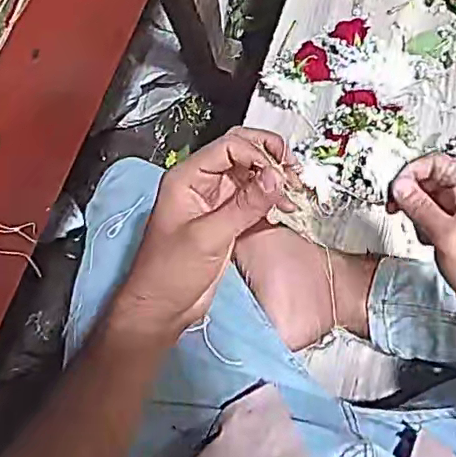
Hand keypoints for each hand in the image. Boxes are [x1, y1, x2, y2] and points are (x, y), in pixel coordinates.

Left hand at [107, 128, 296, 344]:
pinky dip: (273, 197)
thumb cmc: (168, 274)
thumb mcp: (209, 236)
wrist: (162, 309)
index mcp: (187, 177)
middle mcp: (203, 182)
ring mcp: (217, 199)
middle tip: (292, 169)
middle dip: (270, 156)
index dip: (257, 154)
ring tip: (294, 189)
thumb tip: (275, 177)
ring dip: (275, 177)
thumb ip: (245, 205)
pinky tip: (286, 206)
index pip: (229, 146)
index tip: (278, 173)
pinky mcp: (229, 217)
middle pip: (241, 150)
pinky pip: (255, 196)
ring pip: (252, 172)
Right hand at [388, 153, 455, 344]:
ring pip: (429, 198)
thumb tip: (401, 185)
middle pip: (431, 179)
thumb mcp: (448, 236)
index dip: (413, 171)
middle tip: (395, 205)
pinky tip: (425, 238)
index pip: (438, 163)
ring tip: (418, 228)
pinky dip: (423, 224)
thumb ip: (421, 207)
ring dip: (416, 210)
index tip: (396, 186)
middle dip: (411, 191)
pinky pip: (432, 216)